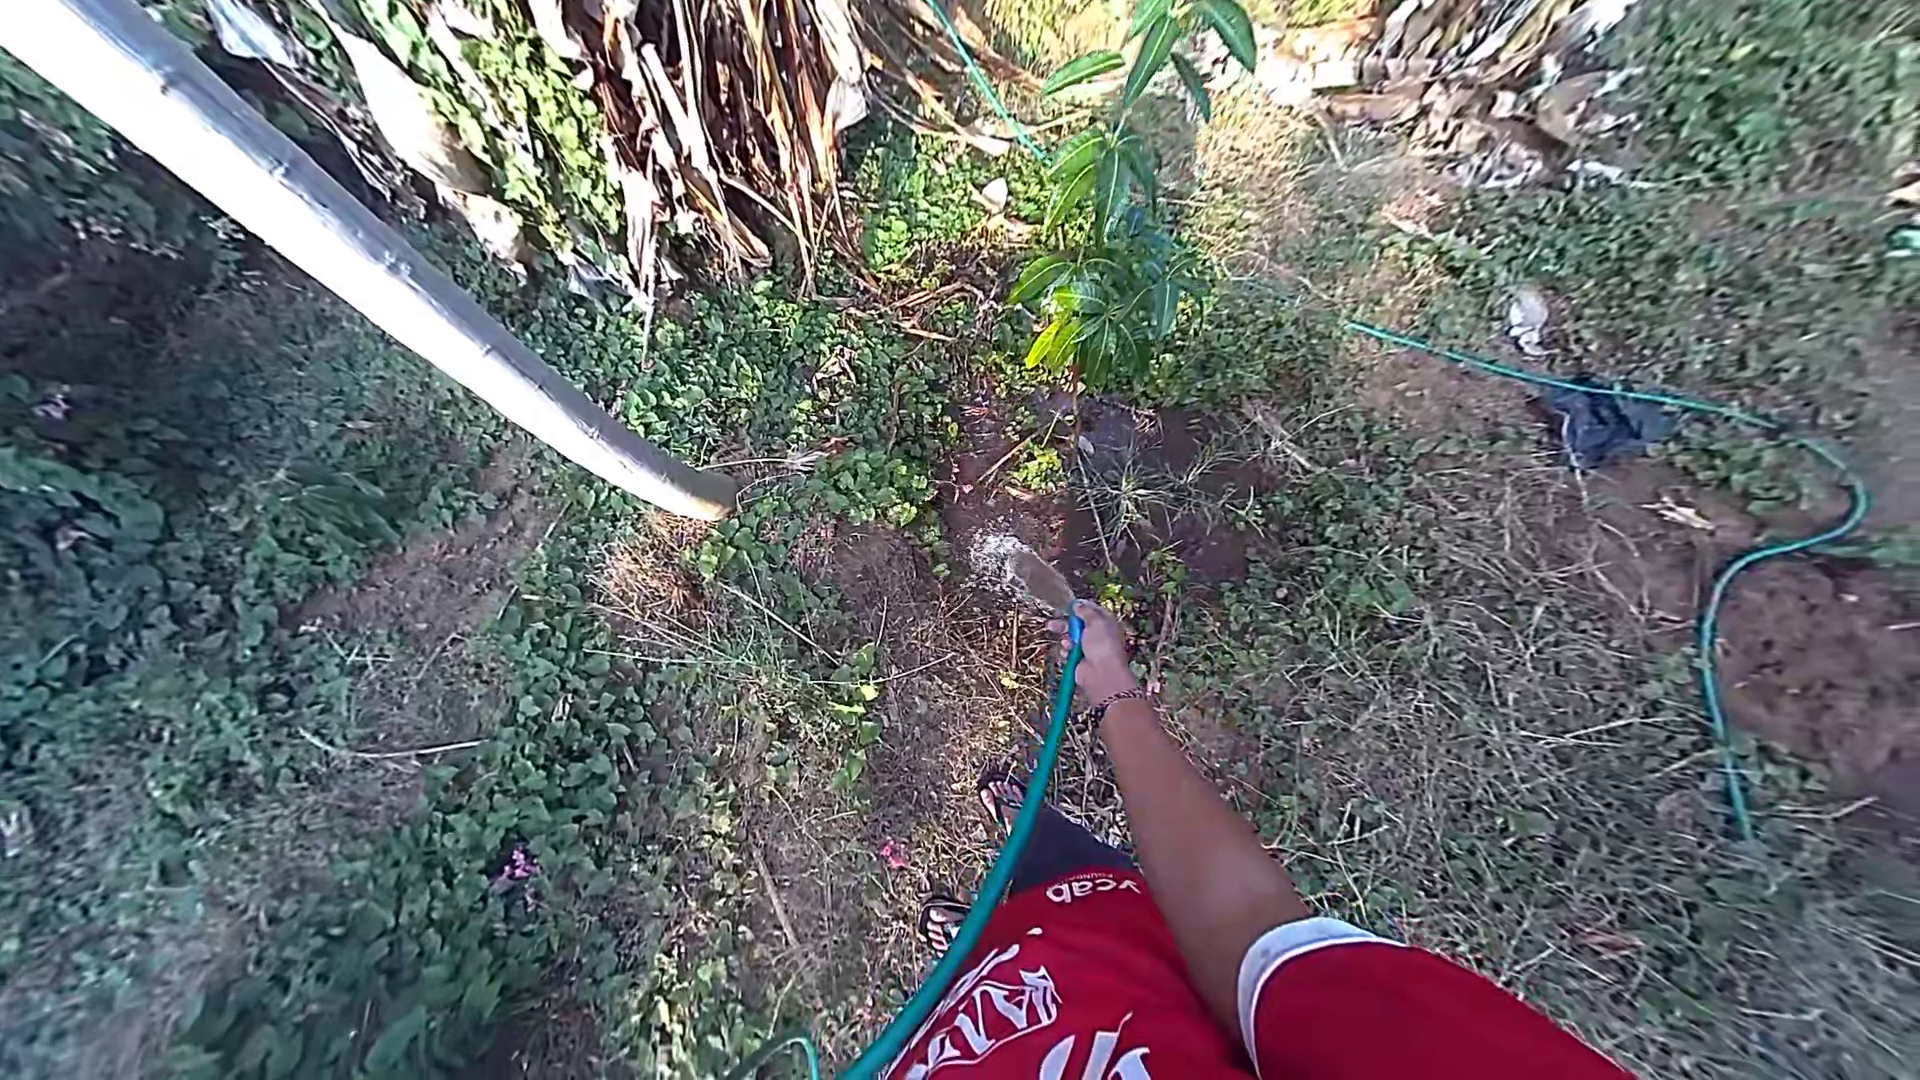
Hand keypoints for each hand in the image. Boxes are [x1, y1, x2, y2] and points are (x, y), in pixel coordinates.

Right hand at [1048, 600, 1139, 704]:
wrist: (1101, 673)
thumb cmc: (1102, 645)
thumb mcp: (1095, 621)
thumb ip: (1085, 611)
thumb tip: (1078, 604)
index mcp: (1104, 623)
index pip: (1090, 611)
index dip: (1079, 608)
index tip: (1068, 606)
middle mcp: (1096, 634)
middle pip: (1075, 625)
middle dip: (1063, 624)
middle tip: (1051, 625)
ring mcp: (1086, 648)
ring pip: (1069, 638)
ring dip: (1065, 640)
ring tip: (1067, 644)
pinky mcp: (1077, 660)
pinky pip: (1066, 652)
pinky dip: (1065, 652)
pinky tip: (1068, 654)